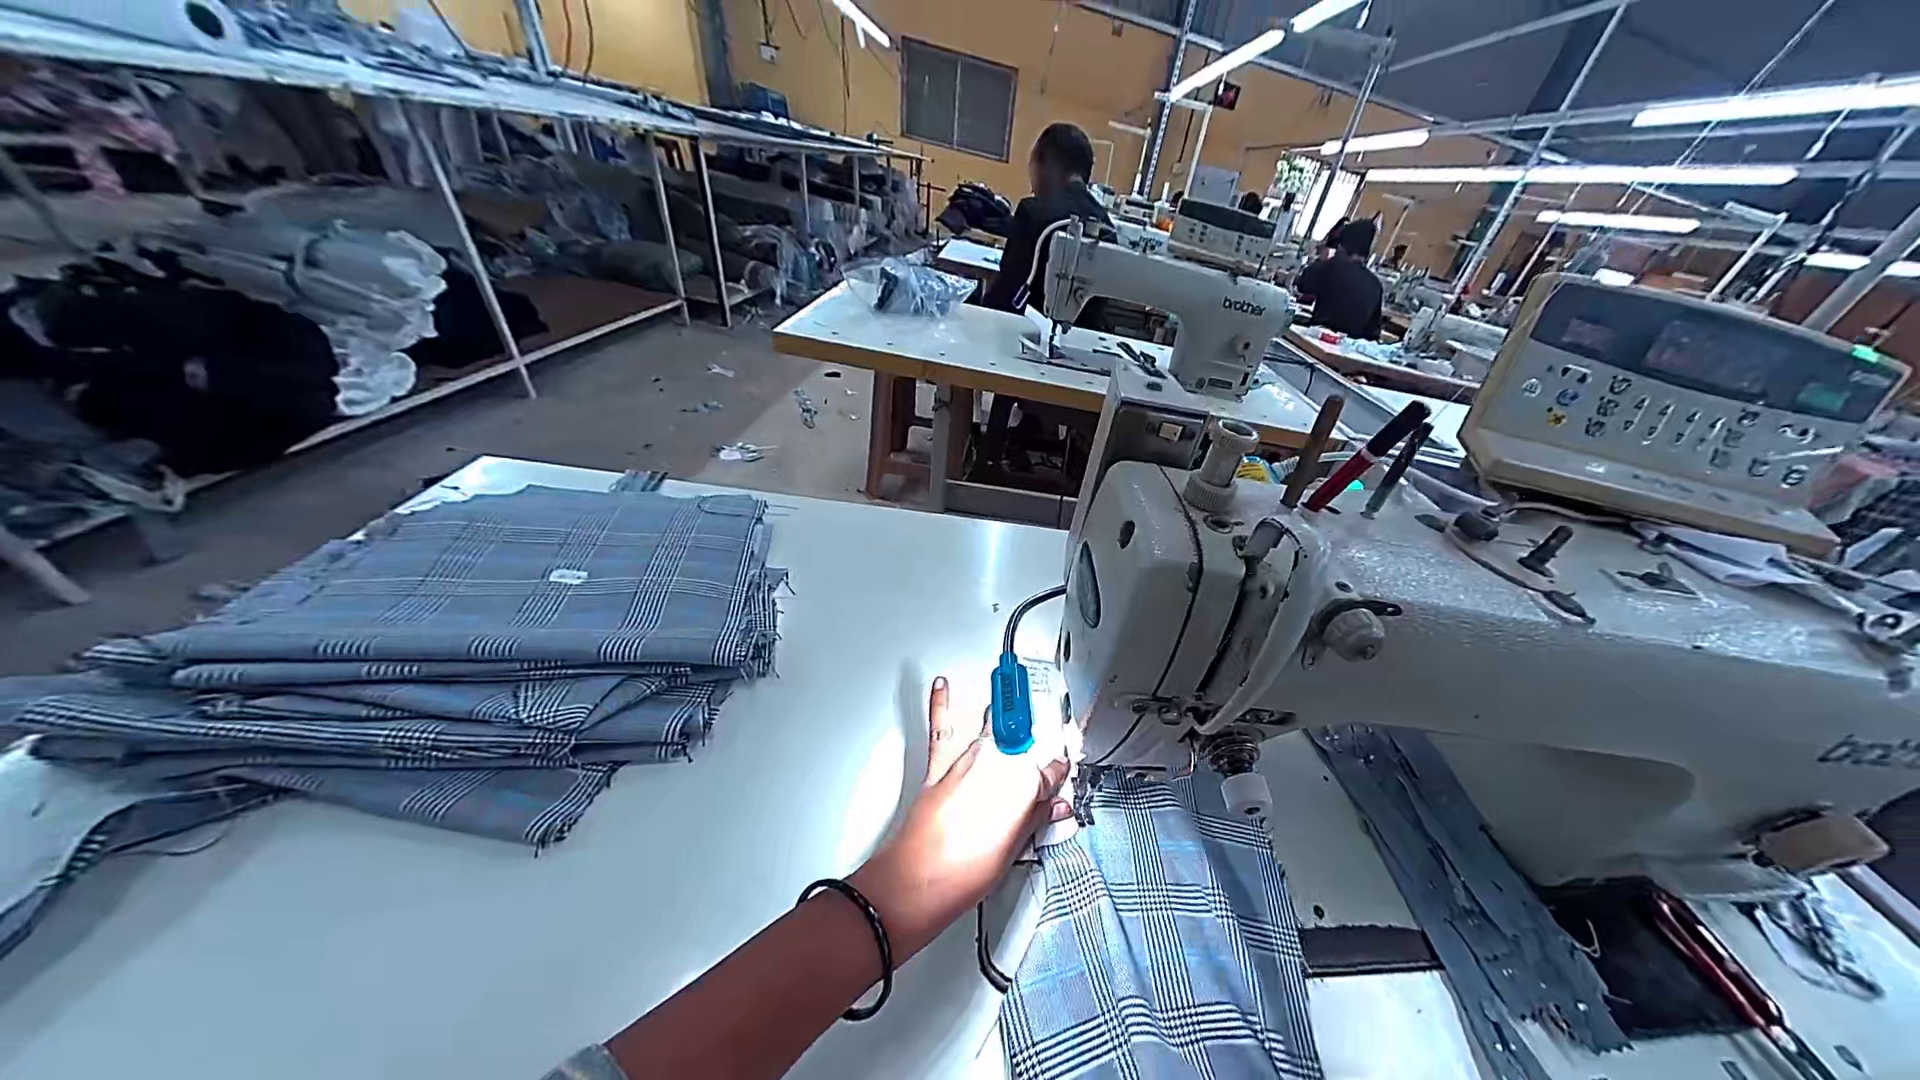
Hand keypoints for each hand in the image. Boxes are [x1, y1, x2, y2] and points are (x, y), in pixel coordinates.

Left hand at [849, 676, 1069, 962]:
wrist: (918, 881)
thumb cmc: (964, 871)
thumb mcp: (1015, 849)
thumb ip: (1037, 818)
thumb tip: (1054, 806)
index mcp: (1022, 783)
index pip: (1052, 767)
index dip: (1058, 773)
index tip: (1060, 778)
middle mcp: (996, 763)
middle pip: (1025, 745)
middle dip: (1035, 747)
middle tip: (1041, 757)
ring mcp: (967, 760)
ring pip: (991, 728)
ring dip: (1003, 717)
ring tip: (1013, 691)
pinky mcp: (940, 764)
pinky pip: (942, 726)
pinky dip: (941, 702)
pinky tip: (943, 685)